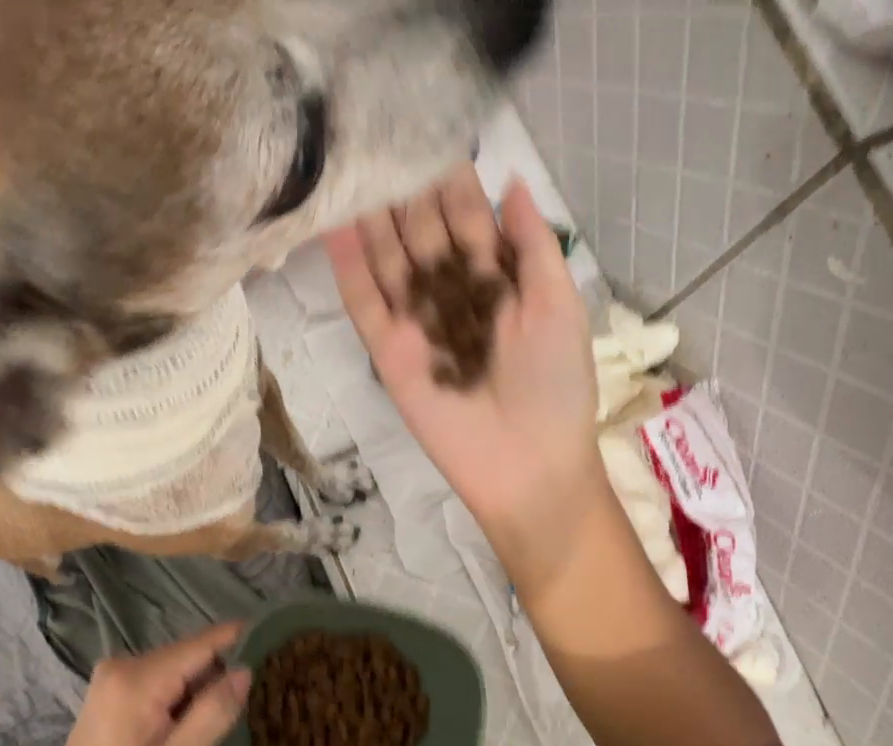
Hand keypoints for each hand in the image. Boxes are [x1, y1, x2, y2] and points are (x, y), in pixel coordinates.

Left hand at [31, 623, 250, 745]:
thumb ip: (214, 711)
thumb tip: (246, 669)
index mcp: (136, 679)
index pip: (200, 644)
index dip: (240, 639)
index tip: (277, 637)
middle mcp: (121, 666)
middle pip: (188, 656)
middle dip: (222, 672)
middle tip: (264, 692)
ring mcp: (111, 678)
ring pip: (175, 670)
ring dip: (202, 688)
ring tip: (237, 711)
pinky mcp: (110, 694)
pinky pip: (159, 683)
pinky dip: (181, 698)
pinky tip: (198, 723)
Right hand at [323, 167, 606, 555]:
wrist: (526, 463)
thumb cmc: (555, 384)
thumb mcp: (559, 304)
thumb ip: (532, 245)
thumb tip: (513, 182)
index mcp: (497, 282)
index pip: (468, 222)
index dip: (452, 182)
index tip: (433, 134)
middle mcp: (451, 295)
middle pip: (423, 234)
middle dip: (406, 191)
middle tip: (384, 138)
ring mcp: (416, 323)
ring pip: (388, 261)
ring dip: (372, 218)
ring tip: (353, 167)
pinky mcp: (387, 352)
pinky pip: (364, 303)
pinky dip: (348, 267)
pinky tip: (333, 224)